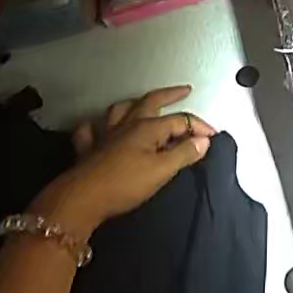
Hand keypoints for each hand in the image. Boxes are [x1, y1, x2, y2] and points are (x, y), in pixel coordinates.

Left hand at [29, 86, 215, 237]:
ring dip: (135, 104)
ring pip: (121, 110)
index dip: (199, 127)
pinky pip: (89, 131)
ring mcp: (105, 135)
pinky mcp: (87, 150)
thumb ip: (185, 153)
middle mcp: (127, 125)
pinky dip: (95, 126)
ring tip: (143, 103)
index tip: (212, 138)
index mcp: (148, 128)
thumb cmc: (123, 185)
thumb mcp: (162, 171)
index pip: (181, 120)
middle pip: (152, 102)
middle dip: (170, 94)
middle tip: (184, 90)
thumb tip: (203, 140)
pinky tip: (97, 127)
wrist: (80, 201)